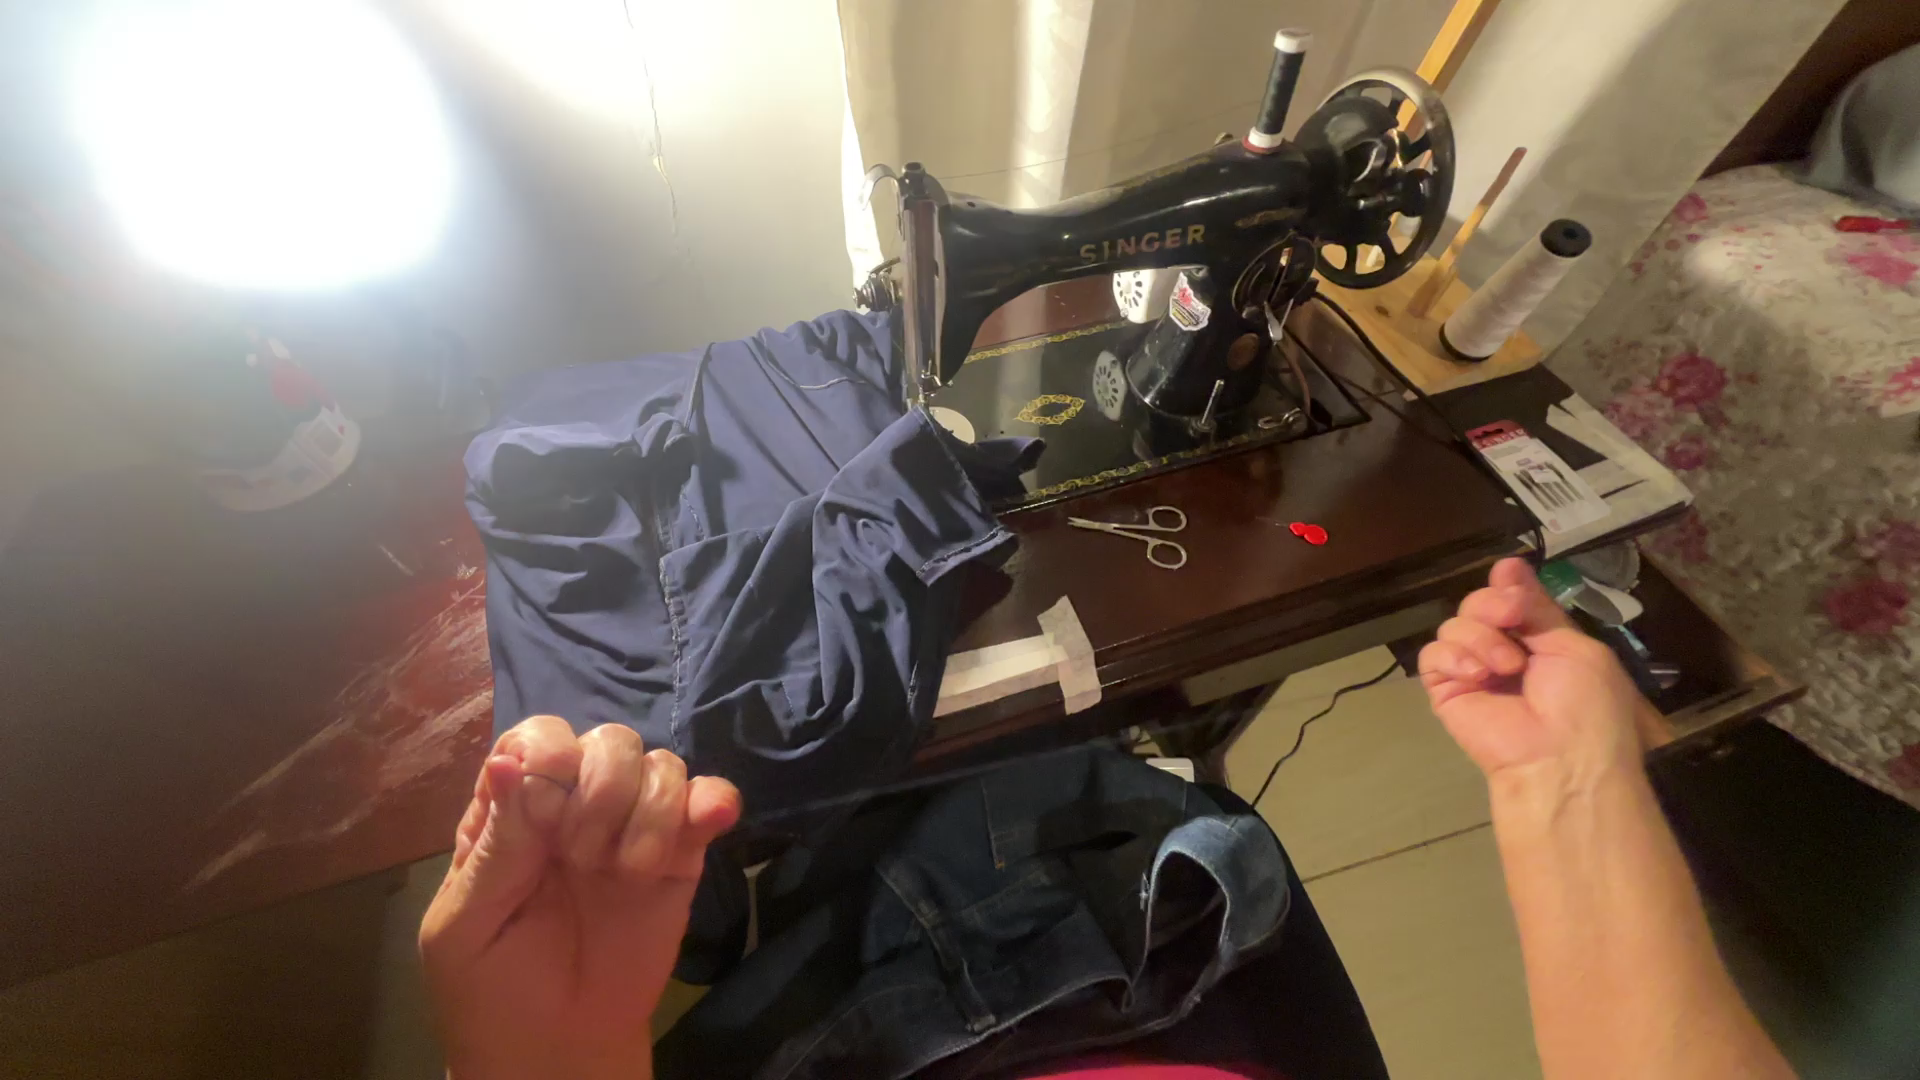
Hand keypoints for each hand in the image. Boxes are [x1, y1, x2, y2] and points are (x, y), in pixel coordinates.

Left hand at [419, 716, 741, 1079]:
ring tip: (628, 874)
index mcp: (518, 809)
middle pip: (611, 740)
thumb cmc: (494, 989)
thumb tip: (508, 760)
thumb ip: (498, 844)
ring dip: (649, 814)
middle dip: (603, 793)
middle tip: (582, 859)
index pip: (539, 736)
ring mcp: (638, 823)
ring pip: (663, 764)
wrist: (561, 1048)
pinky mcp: (685, 850)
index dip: (552, 754)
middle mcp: (581, 801)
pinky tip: (705, 827)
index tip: (550, 811)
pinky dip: (715, 801)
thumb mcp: (467, 925)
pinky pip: (712, 799)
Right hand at [1419, 559, 1656, 789]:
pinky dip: (1453, 657)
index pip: (1512, 600)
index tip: (1507, 575)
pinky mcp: (1444, 687)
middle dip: (1492, 606)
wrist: (1557, 756)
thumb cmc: (1585, 706)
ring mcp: (1471, 669)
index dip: (1507, 586)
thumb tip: (1508, 563)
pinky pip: (1433, 653)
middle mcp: (1503, 650)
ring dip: (1481, 638)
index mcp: (1540, 642)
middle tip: (1509, 618)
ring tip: (1505, 666)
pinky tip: (1476, 674)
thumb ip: (1536, 608)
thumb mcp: (1574, 647)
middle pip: (1477, 605)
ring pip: (1454, 625)